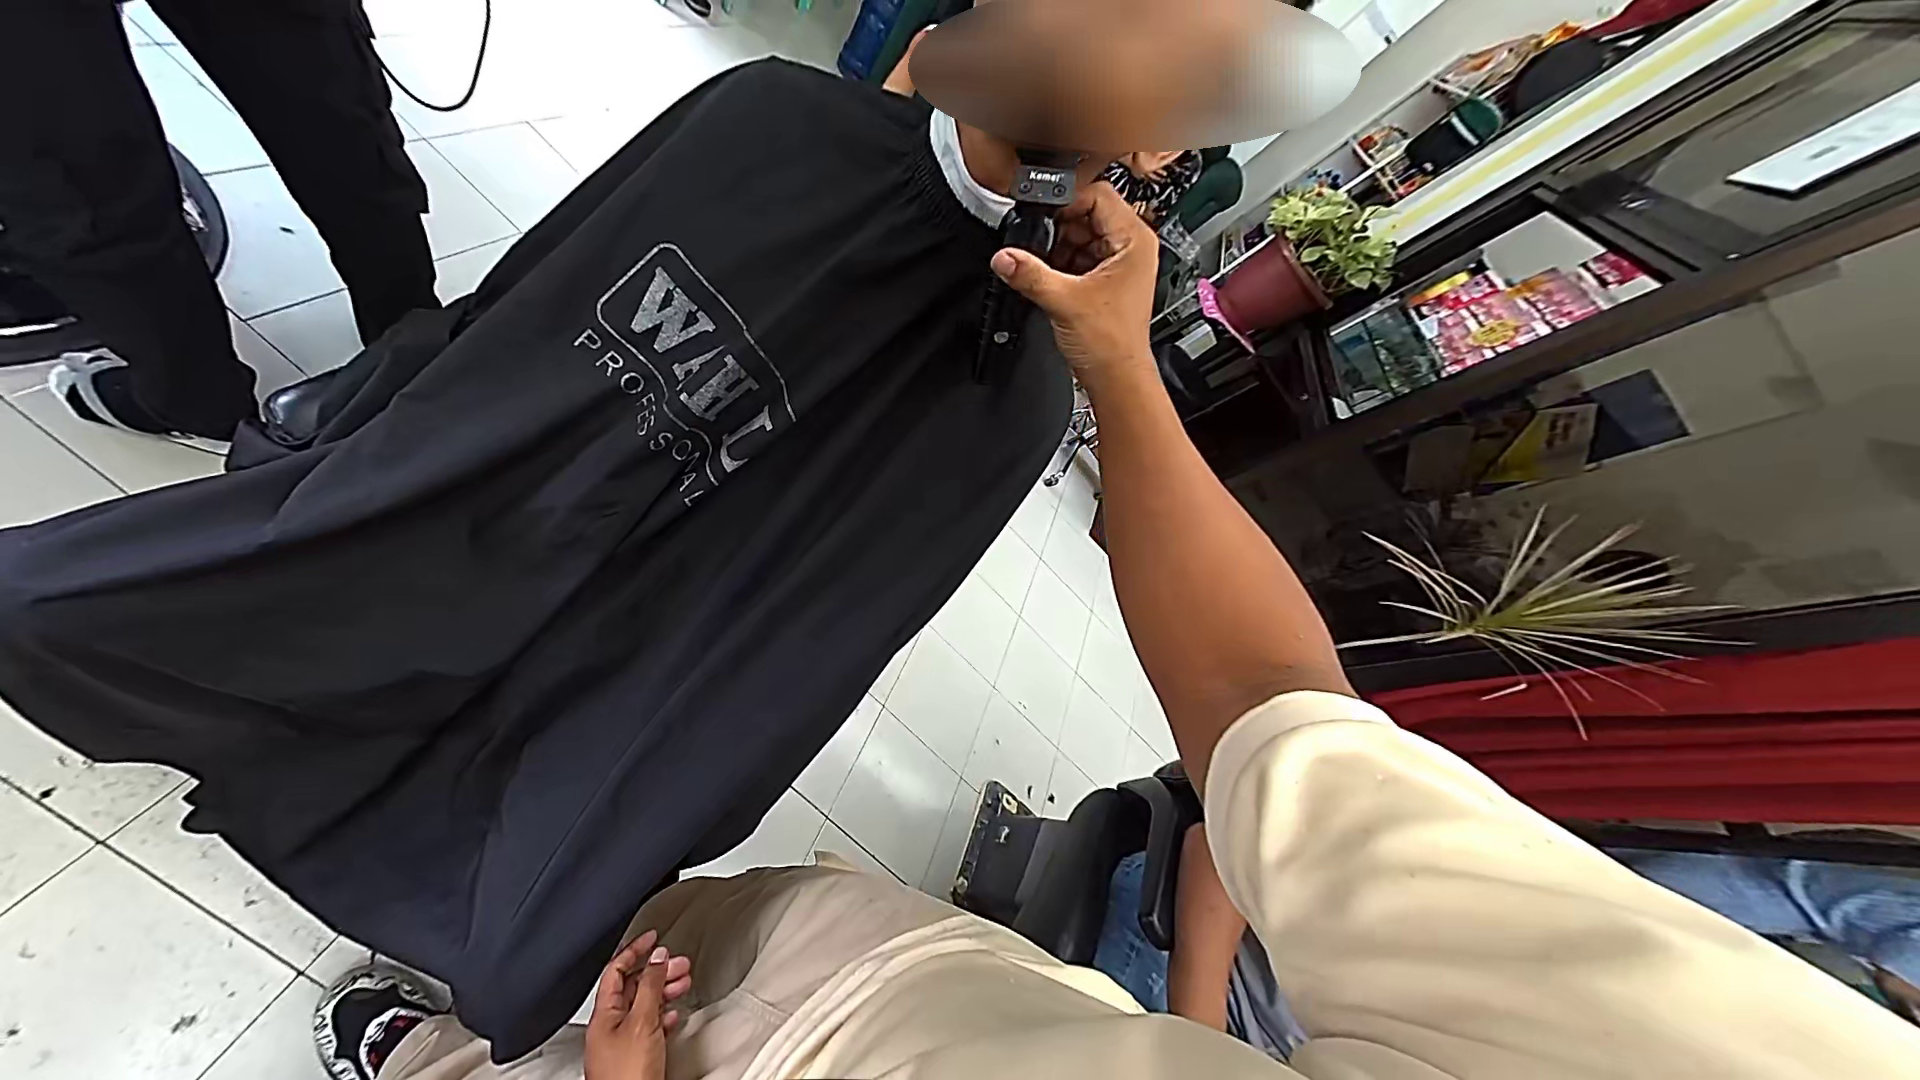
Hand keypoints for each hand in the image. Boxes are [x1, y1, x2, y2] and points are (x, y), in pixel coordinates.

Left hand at [584, 930, 692, 1079]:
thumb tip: (657, 957)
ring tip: (683, 982)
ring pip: (644, 1003)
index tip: (653, 935)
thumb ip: (651, 985)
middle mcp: (609, 1027)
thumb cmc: (627, 1076)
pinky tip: (673, 1013)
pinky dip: (664, 1012)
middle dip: (657, 970)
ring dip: (664, 989)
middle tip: (678, 962)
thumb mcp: (642, 1020)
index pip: (615, 970)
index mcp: (603, 1016)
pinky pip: (650, 1023)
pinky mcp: (635, 1056)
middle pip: (633, 986)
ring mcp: (621, 1043)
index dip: (634, 949)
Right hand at [990, 181, 1158, 392]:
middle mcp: (1132, 247)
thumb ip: (1029, 274)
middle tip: (1039, 248)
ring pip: (1082, 237)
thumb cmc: (1110, 343)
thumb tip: (1003, 256)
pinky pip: (1081, 259)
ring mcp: (1120, 264)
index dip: (1066, 204)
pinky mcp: (1107, 281)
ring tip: (1047, 270)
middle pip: (1088, 215)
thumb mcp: (1063, 301)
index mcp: (1134, 240)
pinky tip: (1053, 281)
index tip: (1042, 218)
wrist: (1115, 377)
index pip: (1098, 195)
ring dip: (1059, 250)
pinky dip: (1063, 266)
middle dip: (1059, 231)